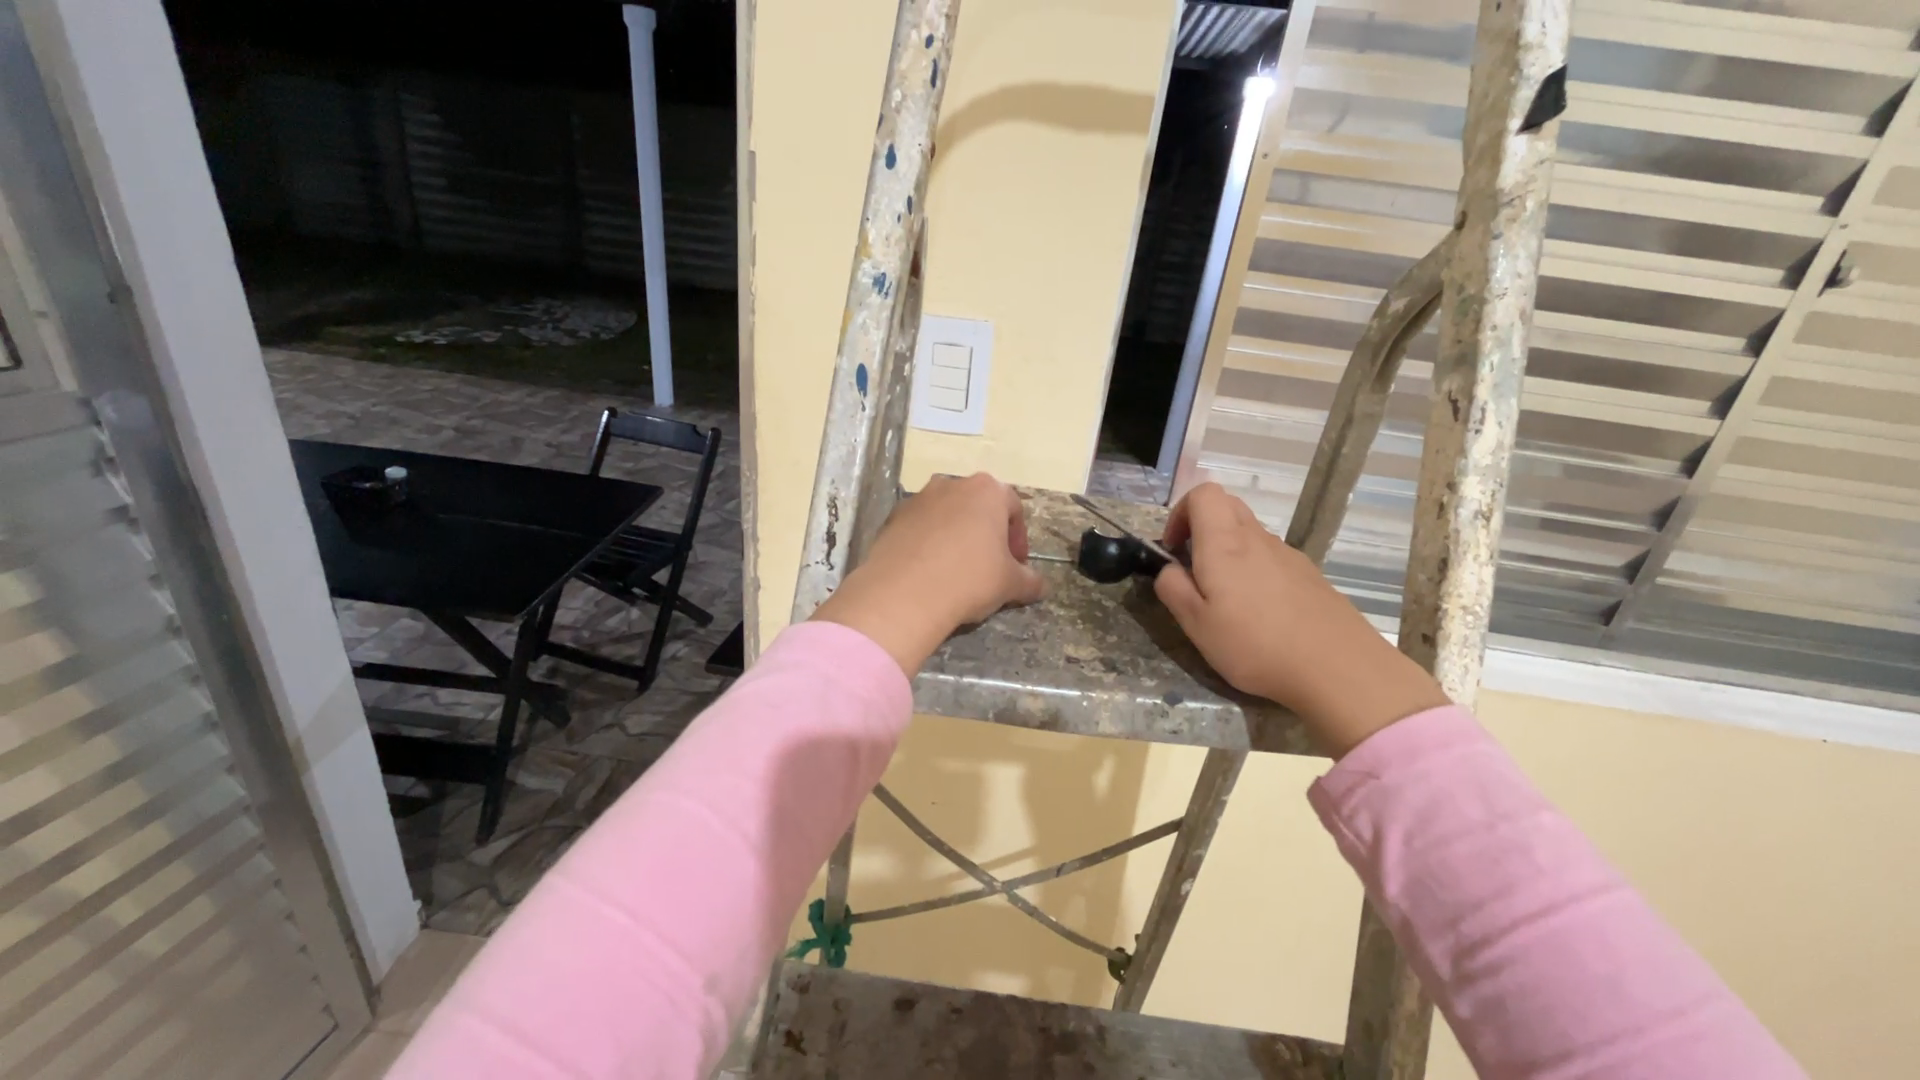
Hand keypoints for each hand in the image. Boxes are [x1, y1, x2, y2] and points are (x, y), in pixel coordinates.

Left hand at [812, 473, 1046, 675]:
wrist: (904, 593)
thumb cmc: (969, 579)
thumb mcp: (1010, 584)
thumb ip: (1030, 581)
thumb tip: (1041, 587)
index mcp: (987, 490)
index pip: (1013, 508)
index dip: (1018, 539)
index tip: (1017, 565)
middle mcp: (952, 484)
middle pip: (978, 508)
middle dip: (986, 535)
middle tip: (990, 567)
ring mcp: (919, 499)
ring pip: (947, 516)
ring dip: (956, 537)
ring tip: (957, 571)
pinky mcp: (892, 518)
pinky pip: (920, 528)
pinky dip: (929, 544)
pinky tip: (930, 572)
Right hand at [1152, 483, 1447, 756]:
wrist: (1337, 666)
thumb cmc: (1255, 645)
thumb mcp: (1196, 624)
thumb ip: (1173, 588)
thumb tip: (1170, 569)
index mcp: (1225, 542)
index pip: (1203, 493)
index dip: (1180, 512)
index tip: (1174, 549)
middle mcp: (1257, 538)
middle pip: (1227, 506)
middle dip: (1202, 527)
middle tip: (1194, 568)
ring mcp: (1288, 555)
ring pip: (1250, 534)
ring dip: (1229, 552)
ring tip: (1227, 601)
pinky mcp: (1309, 575)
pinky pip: (1272, 558)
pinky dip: (1255, 571)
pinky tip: (1261, 614)